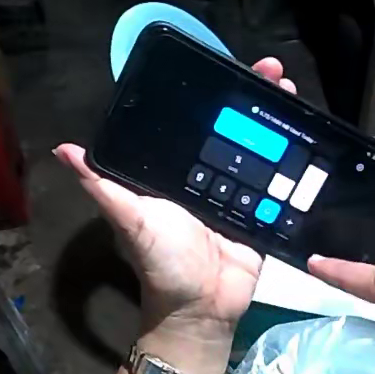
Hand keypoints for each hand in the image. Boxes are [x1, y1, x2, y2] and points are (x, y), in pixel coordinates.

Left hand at [55, 58, 299, 373]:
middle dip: (253, 95)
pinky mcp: (264, 212)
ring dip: (277, 119)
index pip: (196, 120)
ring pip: (262, 148)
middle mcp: (209, 173)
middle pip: (235, 126)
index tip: (229, 64)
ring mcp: (240, 192)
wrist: (201, 309)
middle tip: (274, 71)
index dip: (212, 92)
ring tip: (294, 92)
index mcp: (177, 170)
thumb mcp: (131, 220)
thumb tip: (64, 149)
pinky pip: (280, 182)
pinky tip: (311, 137)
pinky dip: (295, 161)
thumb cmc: (162, 262)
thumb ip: (105, 188)